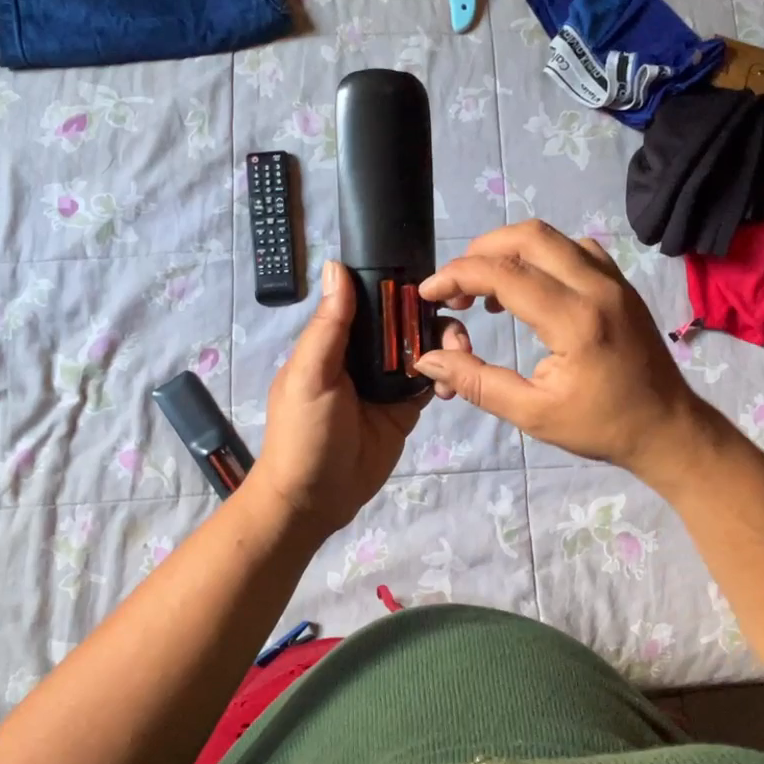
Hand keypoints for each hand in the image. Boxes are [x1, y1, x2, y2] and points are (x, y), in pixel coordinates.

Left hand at [250, 261, 469, 532]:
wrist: (315, 499)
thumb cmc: (303, 433)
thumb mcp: (310, 375)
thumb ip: (329, 325)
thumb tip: (336, 265)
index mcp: (334, 339)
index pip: (370, 299)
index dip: (399, 286)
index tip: (433, 281)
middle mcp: (362, 354)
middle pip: (404, 321)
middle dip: (431, 317)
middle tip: (455, 328)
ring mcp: (385, 381)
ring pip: (422, 348)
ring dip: (445, 345)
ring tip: (460, 354)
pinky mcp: (404, 407)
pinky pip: (430, 382)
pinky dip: (446, 377)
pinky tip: (452, 383)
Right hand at [414, 220, 722, 478]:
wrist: (668, 427)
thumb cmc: (601, 426)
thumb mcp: (532, 413)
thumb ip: (476, 382)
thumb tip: (427, 358)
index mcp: (575, 320)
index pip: (504, 274)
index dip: (457, 275)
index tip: (429, 292)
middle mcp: (597, 287)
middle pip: (527, 237)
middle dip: (480, 251)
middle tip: (456, 286)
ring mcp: (613, 279)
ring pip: (552, 237)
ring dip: (510, 251)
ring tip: (486, 290)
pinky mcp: (620, 282)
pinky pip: (574, 248)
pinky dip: (540, 256)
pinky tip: (528, 288)